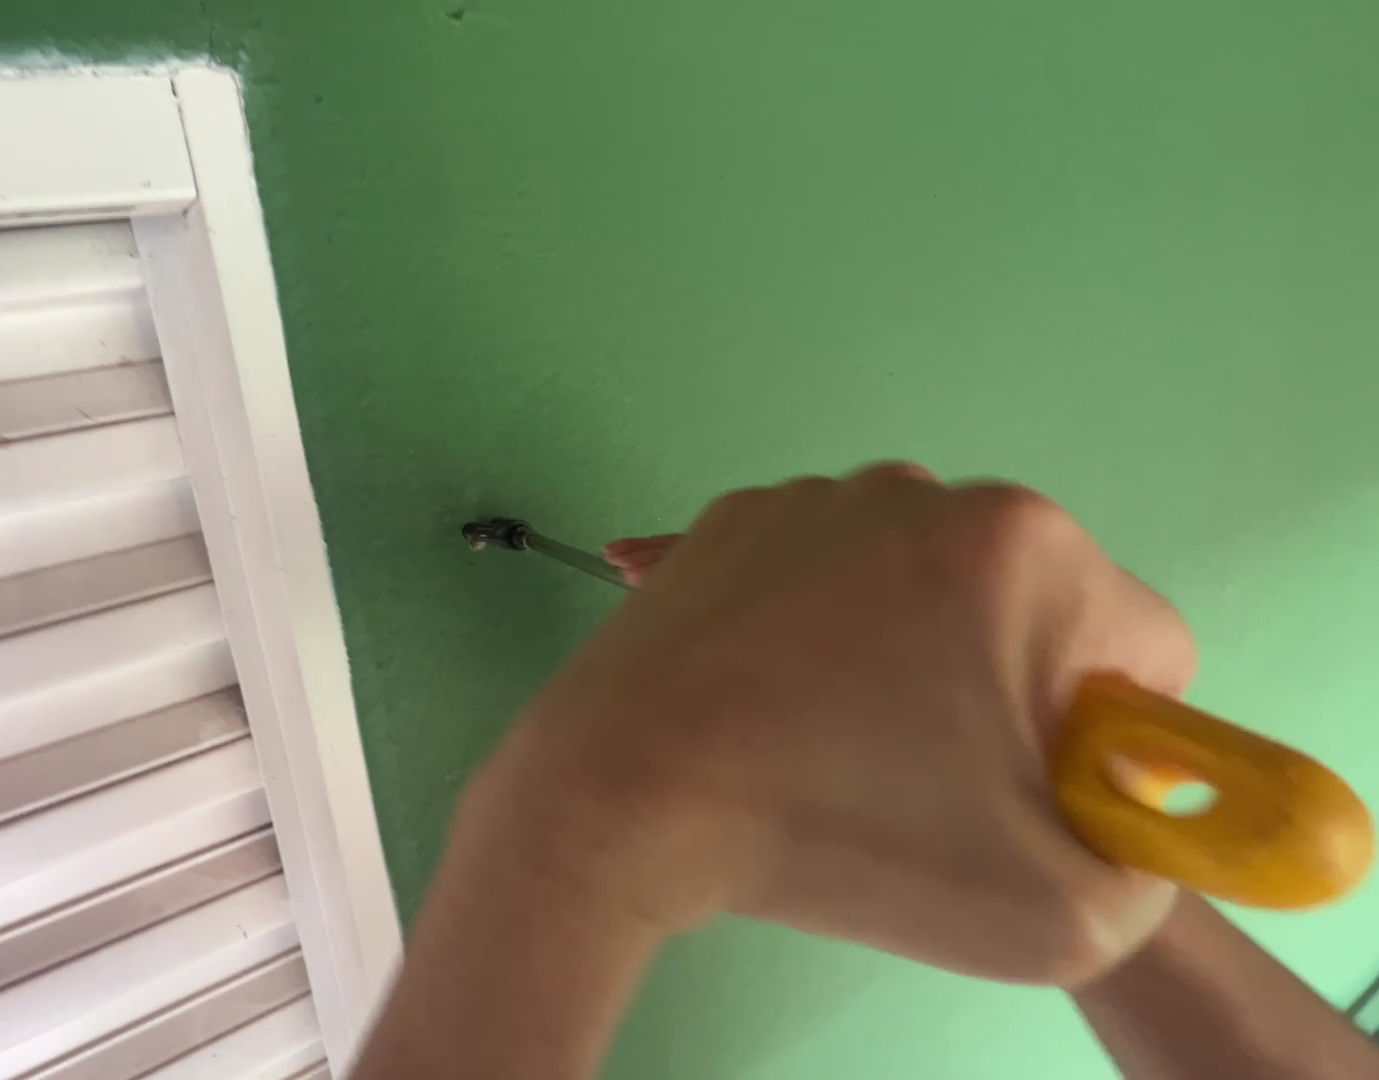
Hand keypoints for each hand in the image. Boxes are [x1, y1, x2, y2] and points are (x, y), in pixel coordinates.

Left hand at [464, 464, 1194, 985]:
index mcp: (1014, 543)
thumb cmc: (831, 836)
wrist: (621, 787)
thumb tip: (1104, 785)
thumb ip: (1145, 846)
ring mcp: (793, 502)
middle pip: (1001, 610)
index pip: (1131, 646)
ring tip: (810, 737)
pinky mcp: (714, 529)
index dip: (1089, 739)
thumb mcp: (1062, 905)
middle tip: (899, 769)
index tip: (1007, 788)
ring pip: (894, 595)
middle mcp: (902, 493)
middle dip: (979, 689)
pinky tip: (759, 687)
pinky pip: (796, 584)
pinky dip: (796, 635)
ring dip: (882, 661)